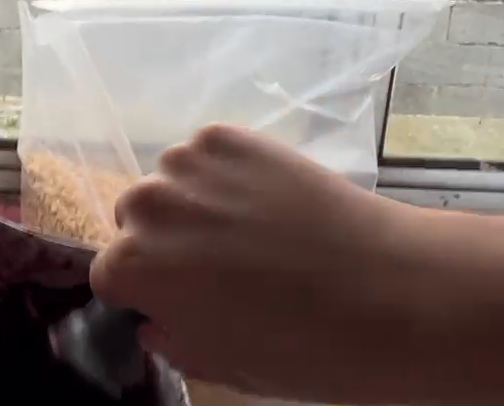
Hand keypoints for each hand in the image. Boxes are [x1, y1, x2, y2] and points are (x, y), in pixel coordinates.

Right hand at [89, 124, 441, 402]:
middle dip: (163, 237)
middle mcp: (146, 204)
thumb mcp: (229, 368)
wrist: (394, 293)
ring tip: (250, 227)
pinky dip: (226, 171)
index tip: (178, 297)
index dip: (143, 288)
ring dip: (193, 199)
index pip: (110, 272)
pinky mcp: (223, 135)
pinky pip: (206, 152)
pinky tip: (268, 198)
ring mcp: (184, 163)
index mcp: (135, 265)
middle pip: (135, 217)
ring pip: (171, 181)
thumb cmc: (308, 350)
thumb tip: (156, 319)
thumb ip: (174, 341)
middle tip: (218, 261)